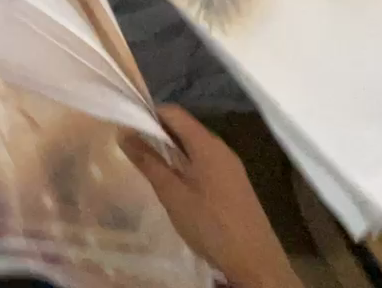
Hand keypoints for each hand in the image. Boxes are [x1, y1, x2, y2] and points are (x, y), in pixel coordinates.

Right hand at [123, 105, 301, 287]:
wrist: (258, 268)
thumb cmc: (211, 226)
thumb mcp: (172, 194)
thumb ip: (147, 161)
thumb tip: (123, 133)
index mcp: (207, 145)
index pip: (173, 112)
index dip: (148, 113)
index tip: (128, 127)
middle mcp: (221, 149)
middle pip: (184, 127)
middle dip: (158, 132)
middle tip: (135, 147)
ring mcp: (231, 168)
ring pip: (194, 146)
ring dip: (171, 150)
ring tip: (151, 165)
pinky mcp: (235, 184)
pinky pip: (205, 161)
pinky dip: (186, 163)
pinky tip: (176, 184)